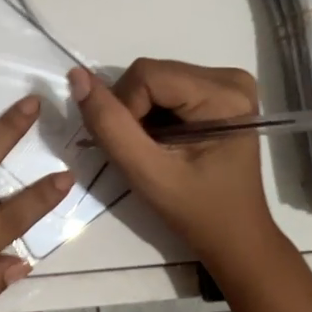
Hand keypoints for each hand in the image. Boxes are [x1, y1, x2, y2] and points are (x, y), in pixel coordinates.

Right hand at [71, 59, 274, 269]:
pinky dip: (154, 111)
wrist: (234, 238)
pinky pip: (167, 85)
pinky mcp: (220, 91)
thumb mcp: (147, 173)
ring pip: (155, 78)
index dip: (125, 108)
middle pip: (151, 73)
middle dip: (133, 110)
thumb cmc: (196, 212)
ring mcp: (228, 83)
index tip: (134, 148)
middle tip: (142, 150)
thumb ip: (109, 125)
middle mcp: (230, 79)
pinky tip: (165, 139)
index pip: (146, 75)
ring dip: (141, 111)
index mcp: (224, 95)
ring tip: (154, 147)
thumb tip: (77, 76)